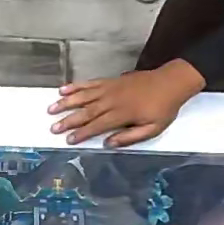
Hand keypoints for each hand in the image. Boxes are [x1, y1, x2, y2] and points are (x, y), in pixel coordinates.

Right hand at [47, 60, 204, 146]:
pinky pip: (89, 83)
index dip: (82, 133)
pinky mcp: (109, 81)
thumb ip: (131, 137)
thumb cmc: (164, 108)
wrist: (172, 81)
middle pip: (86, 111)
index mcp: (122, 114)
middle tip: (53, 128)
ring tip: (51, 109)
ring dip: (66, 103)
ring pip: (83, 96)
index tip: (69, 140)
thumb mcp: (154, 128)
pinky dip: (75, 86)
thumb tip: (109, 143)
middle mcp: (112, 100)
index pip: (97, 125)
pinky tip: (62, 90)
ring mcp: (109, 89)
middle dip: (68, 120)